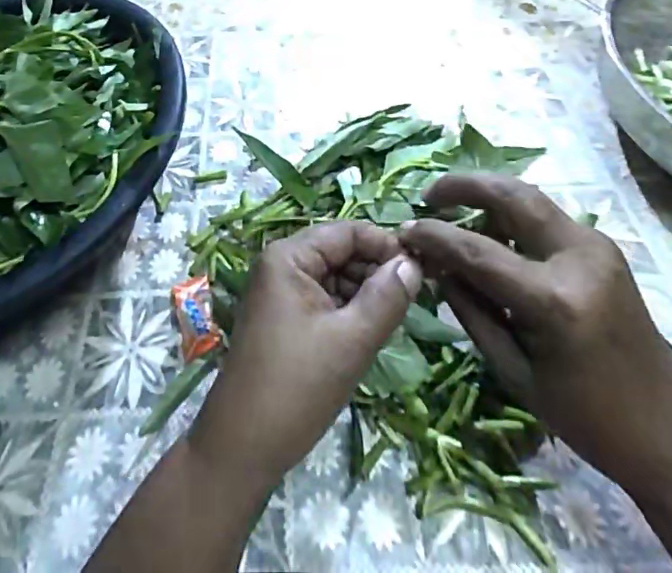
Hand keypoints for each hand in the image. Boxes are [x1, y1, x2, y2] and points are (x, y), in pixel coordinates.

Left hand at [187, 221, 421, 483]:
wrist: (245, 440)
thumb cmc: (298, 384)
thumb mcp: (352, 339)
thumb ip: (386, 297)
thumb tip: (413, 263)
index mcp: (288, 257)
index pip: (347, 232)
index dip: (386, 244)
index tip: (426, 268)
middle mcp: (280, 265)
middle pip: (340, 252)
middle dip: (378, 269)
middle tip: (420, 296)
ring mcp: (280, 292)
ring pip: (335, 277)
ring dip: (367, 291)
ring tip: (401, 315)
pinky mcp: (284, 318)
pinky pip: (324, 300)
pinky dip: (350, 310)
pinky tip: (374, 329)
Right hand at [397, 175, 671, 500]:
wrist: (671, 430)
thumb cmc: (586, 415)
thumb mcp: (513, 370)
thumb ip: (471, 310)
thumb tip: (434, 267)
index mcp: (555, 302)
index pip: (477, 250)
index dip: (433, 236)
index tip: (403, 231)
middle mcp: (580, 261)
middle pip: (512, 196)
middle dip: (464, 185)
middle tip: (429, 196)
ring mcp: (598, 249)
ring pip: (530, 198)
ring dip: (487, 197)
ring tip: (452, 214)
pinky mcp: (603, 250)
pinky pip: (545, 217)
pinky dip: (510, 215)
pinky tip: (490, 233)